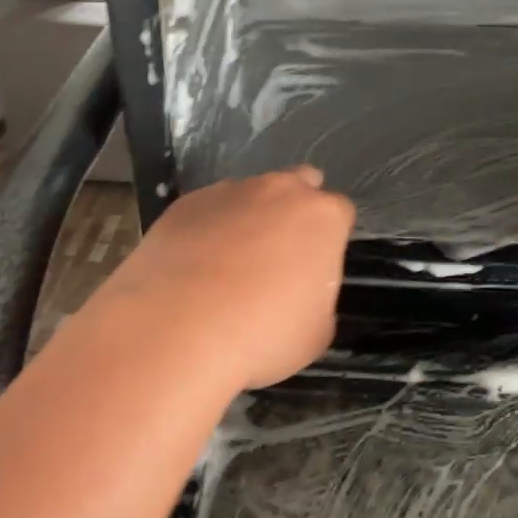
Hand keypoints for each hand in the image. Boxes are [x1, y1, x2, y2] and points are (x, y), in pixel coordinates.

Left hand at [80, 167, 355, 389]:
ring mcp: (228, 192)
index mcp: (321, 217)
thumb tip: (301, 292)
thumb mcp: (316, 332)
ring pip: (250, 195)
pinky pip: (208, 209)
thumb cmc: (262, 334)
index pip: (340, 212)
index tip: (318, 265)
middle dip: (295, 211)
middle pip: (298, 184)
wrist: (177, 328)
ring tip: (229, 266)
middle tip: (280, 255)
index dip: (331, 238)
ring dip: (249, 218)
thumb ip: (318, 298)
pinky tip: (195, 267)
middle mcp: (278, 190)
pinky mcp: (186, 203)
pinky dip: (208, 229)